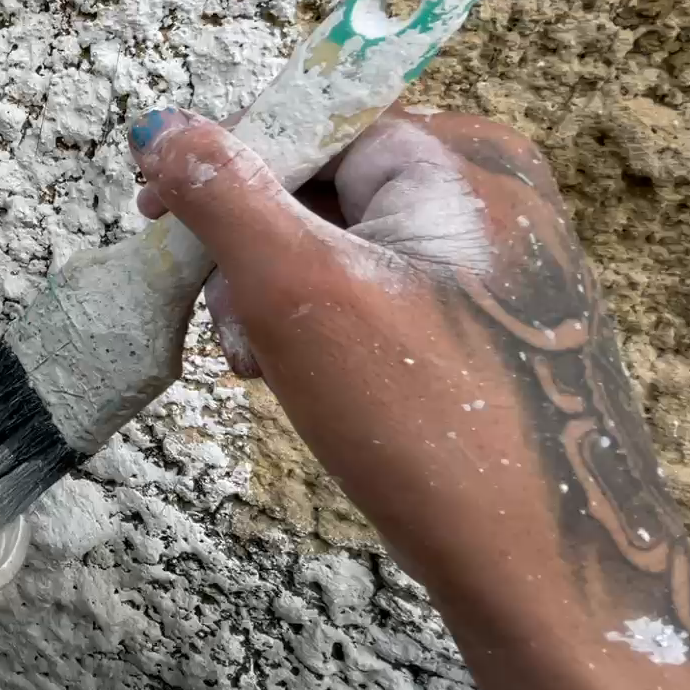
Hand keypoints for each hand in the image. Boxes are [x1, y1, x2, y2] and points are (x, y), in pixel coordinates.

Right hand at [127, 104, 689, 689]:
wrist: (534, 568)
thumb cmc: (412, 411)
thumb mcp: (291, 283)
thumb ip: (219, 190)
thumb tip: (157, 126)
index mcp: (453, 161)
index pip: (301, 120)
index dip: (217, 161)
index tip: (154, 211)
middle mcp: (475, 190)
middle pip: (304, 180)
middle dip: (238, 244)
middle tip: (211, 306)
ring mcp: (475, 252)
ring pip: (317, 235)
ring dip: (258, 286)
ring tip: (249, 353)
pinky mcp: (463, 307)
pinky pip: (349, 280)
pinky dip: (297, 313)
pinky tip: (279, 363)